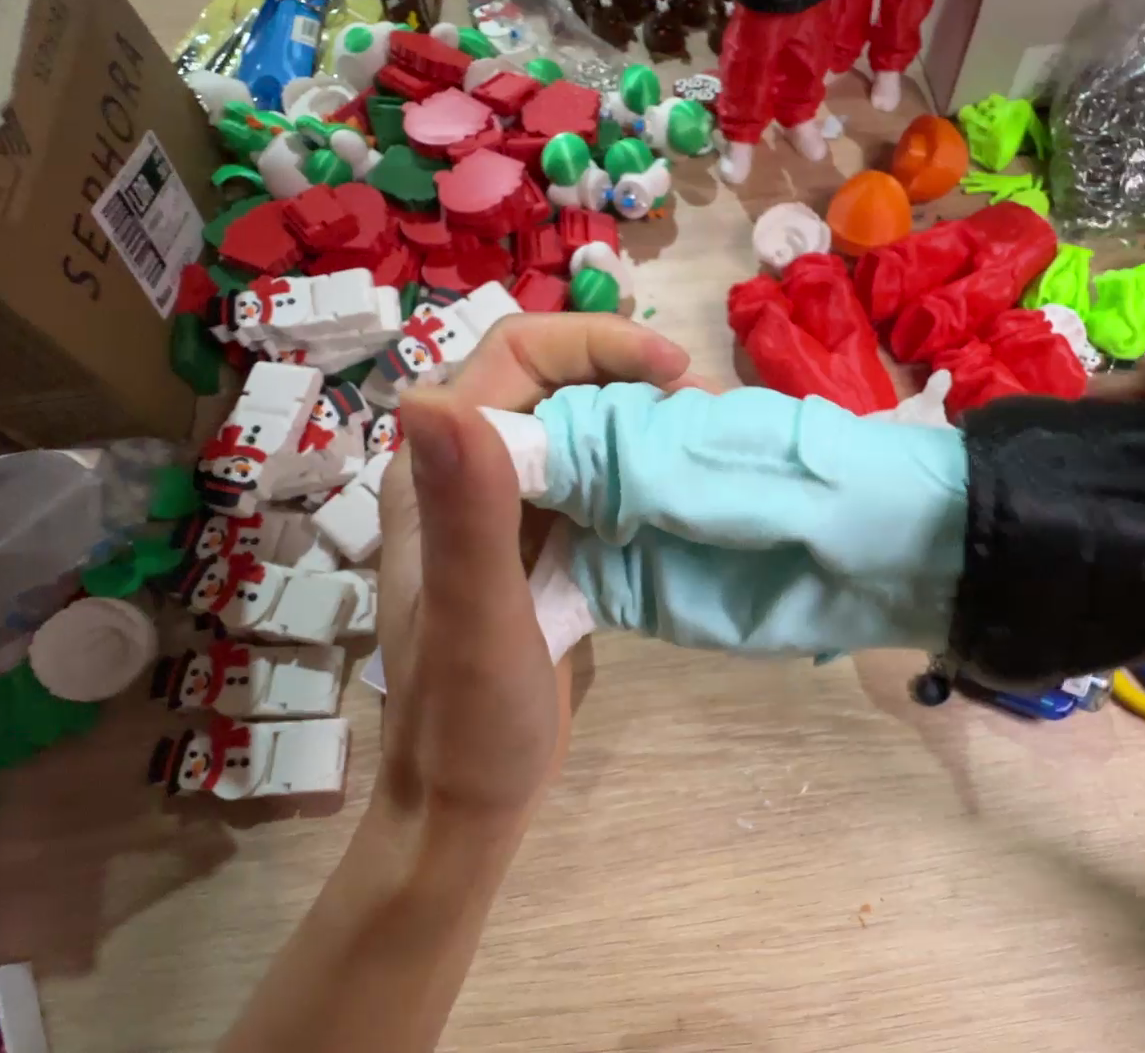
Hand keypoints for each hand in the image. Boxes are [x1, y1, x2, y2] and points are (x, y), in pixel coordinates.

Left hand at [374, 314, 704, 821]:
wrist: (470, 799)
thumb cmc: (468, 721)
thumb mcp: (474, 618)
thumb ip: (467, 512)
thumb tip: (435, 396)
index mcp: (439, 471)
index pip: (517, 358)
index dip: (596, 346)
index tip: (674, 372)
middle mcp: (473, 476)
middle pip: (559, 386)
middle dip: (634, 381)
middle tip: (709, 413)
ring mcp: (513, 514)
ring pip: (586, 433)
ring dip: (647, 427)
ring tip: (709, 446)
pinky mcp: (548, 549)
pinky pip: (601, 486)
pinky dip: (646, 478)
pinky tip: (689, 496)